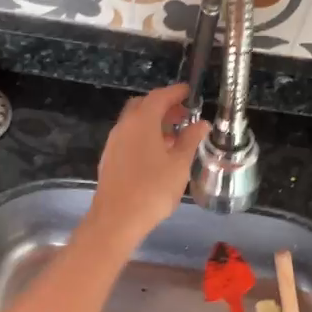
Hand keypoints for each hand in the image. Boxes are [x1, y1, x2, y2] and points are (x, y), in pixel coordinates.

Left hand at [85, 83, 208, 245]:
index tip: (189, 91)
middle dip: (163, 107)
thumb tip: (201, 124)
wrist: (117, 219)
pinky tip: (157, 155)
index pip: (159, 96)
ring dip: (153, 123)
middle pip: (143, 106)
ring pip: (134, 123)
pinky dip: (143, 137)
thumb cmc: (153, 190)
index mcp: (142, 121)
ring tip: (174, 138)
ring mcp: (113, 142)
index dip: (176, 92)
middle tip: (183, 116)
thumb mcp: (179, 164)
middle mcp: (124, 126)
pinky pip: (128, 138)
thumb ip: (190, 140)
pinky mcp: (109, 159)